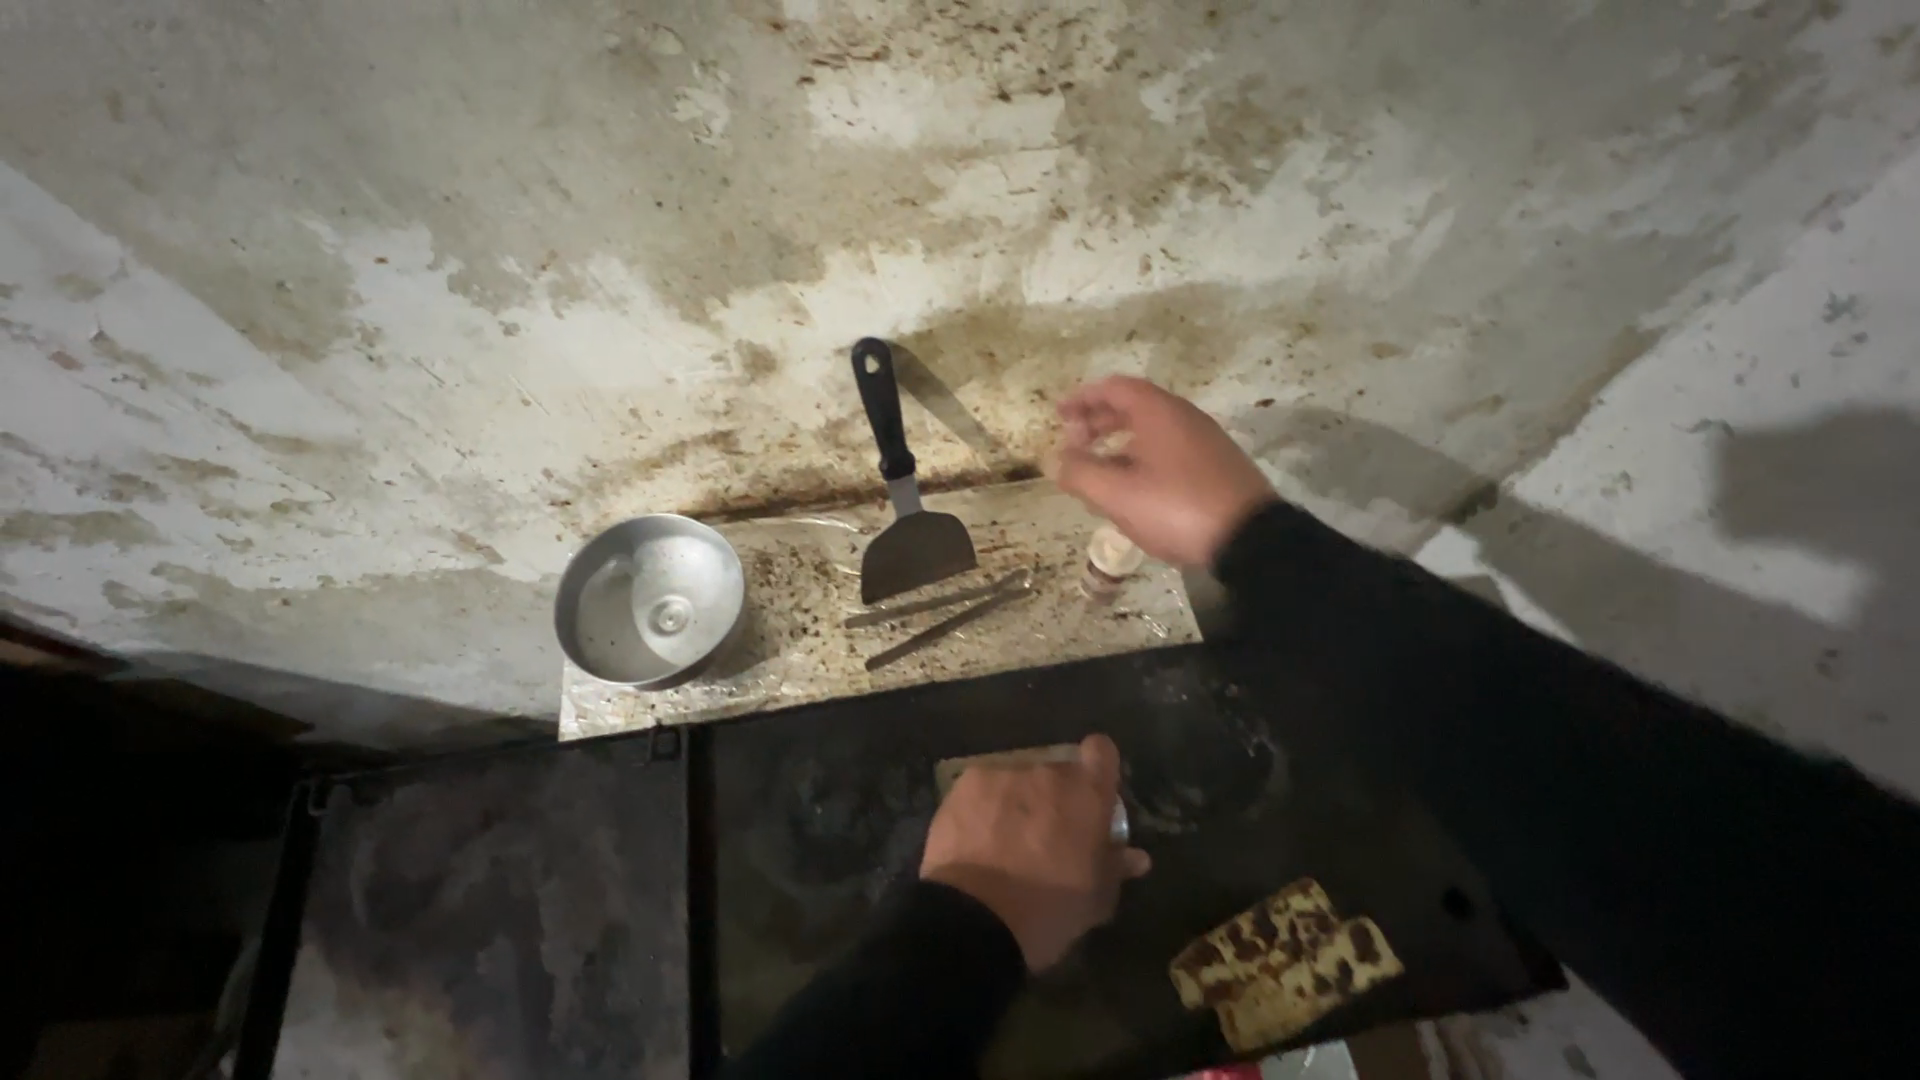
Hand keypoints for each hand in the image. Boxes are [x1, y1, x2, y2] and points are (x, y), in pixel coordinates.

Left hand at [920, 734, 1152, 971]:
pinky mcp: (966, 783)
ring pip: (1017, 780)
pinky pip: (982, 789)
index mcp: (1087, 794)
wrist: (976, 919)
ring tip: (1004, 841)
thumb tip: (1136, 856)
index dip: (1097, 767)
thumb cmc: (1049, 911)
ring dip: (1017, 801)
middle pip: (1056, 772)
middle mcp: (1048, 772)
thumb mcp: (1095, 899)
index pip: (1101, 751)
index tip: (1090, 793)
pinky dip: (982, 807)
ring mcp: (1004, 773)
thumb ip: (1115, 868)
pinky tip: (975, 838)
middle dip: (1054, 797)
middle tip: (1045, 834)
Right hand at [1054, 376, 1276, 566]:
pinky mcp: (1215, 466)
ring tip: (1097, 473)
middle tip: (1074, 444)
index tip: (1059, 414)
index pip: (1114, 388)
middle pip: (1133, 407)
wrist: (1250, 538)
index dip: (1082, 398)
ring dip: (1118, 445)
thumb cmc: (1176, 508)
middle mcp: (1183, 417)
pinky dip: (1141, 459)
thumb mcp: (1118, 494)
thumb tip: (1059, 460)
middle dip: (1098, 422)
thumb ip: (1081, 473)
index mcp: (1158, 412)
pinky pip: (1168, 451)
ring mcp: (1204, 441)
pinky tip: (1133, 491)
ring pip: (1151, 432)